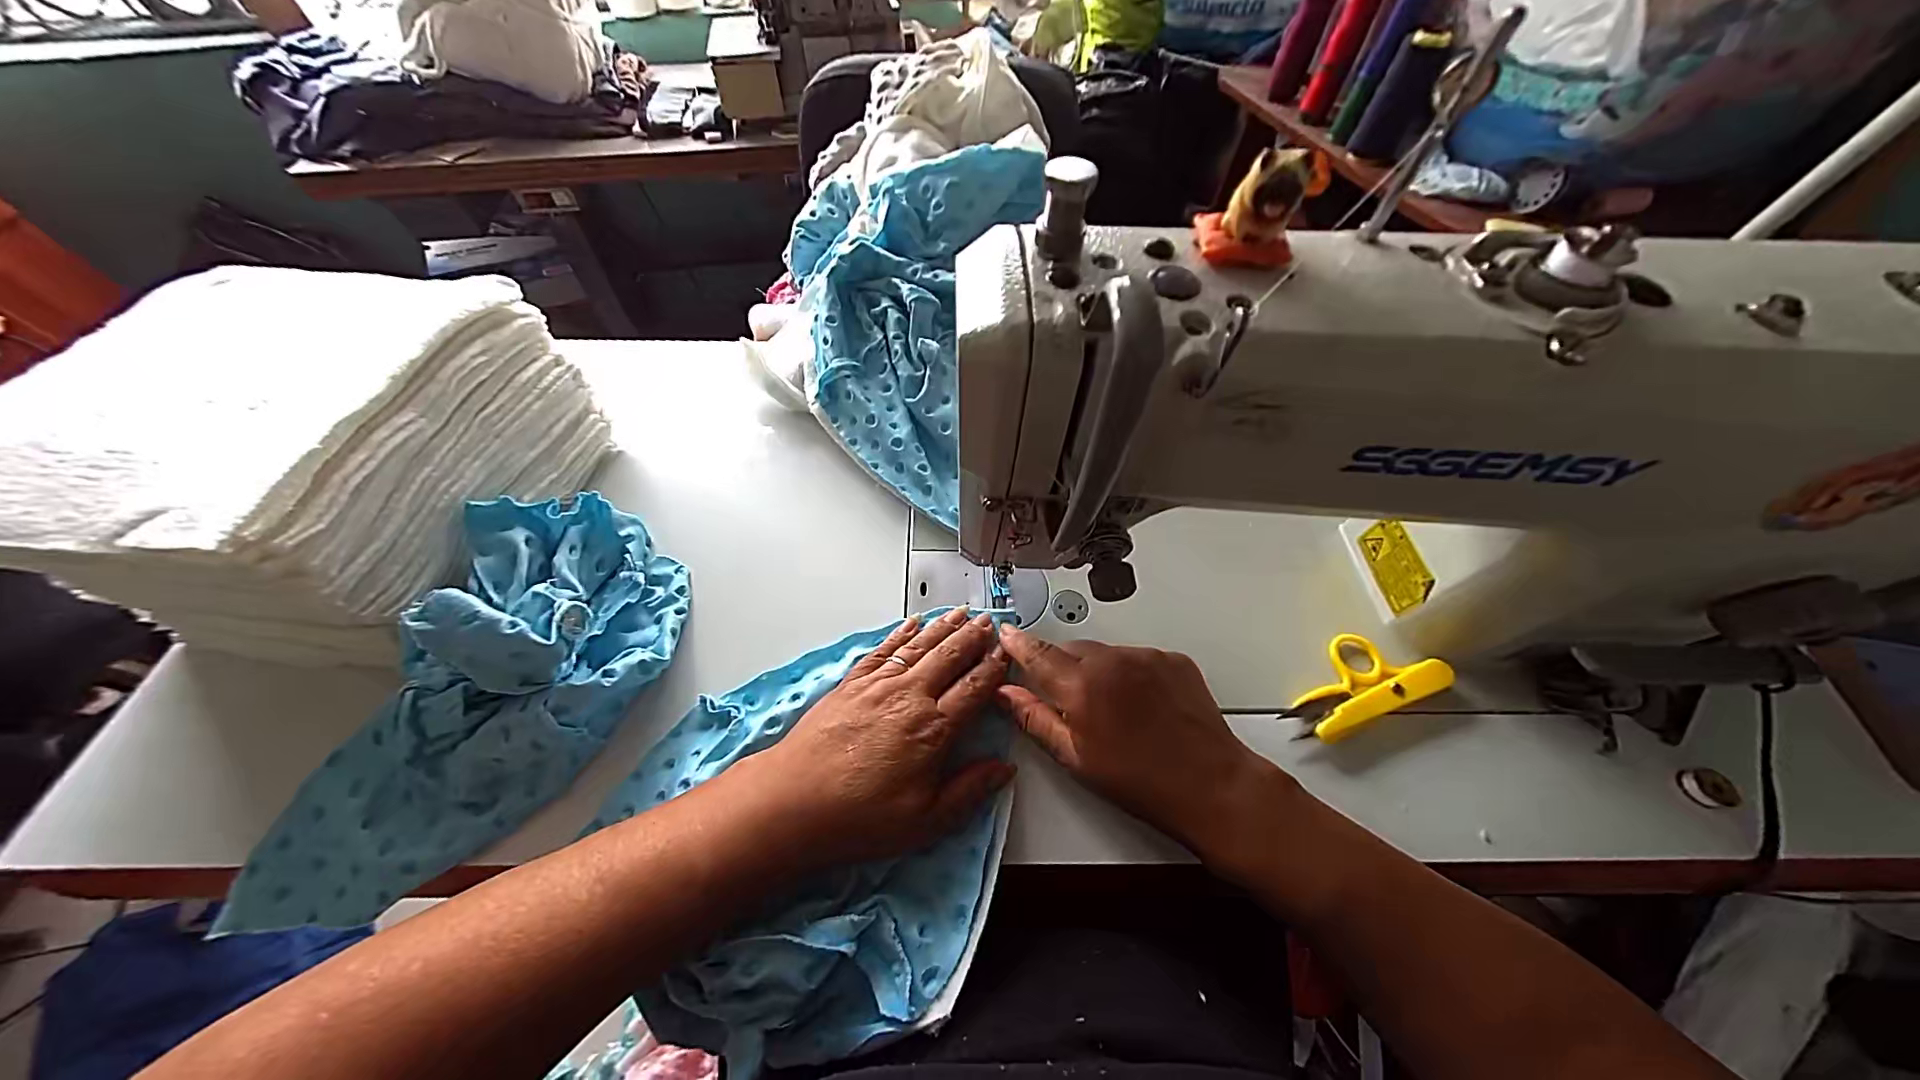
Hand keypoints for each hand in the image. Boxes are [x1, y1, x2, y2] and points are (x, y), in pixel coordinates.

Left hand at [735, 607, 1015, 866]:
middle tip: (989, 622)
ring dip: (944, 627)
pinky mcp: (851, 685)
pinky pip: (883, 649)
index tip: (1005, 654)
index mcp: (933, 729)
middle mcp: (908, 698)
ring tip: (960, 613)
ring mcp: (877, 687)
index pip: (974, 688)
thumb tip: (1001, 769)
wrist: (792, 803)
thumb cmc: (856, 817)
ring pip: (919, 646)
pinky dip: (900, 633)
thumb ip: (969, 791)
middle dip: (973, 636)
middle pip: (950, 656)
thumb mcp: (926, 821)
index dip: (993, 668)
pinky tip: (912, 624)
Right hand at [994, 624, 1284, 860]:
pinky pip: (1136, 657)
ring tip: (1114, 711)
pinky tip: (1139, 704)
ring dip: (1098, 670)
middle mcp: (1112, 661)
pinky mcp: (1172, 659)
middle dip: (1061, 667)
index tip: (1007, 636)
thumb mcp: (1075, 757)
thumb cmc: (1143, 781)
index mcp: (1082, 685)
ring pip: (1104, 652)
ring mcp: (1145, 657)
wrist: (1211, 785)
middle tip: (1069, 701)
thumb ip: (1033, 718)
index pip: (1037, 652)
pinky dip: (1129, 672)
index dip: (1017, 644)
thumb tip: (1006, 695)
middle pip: (1070, 649)